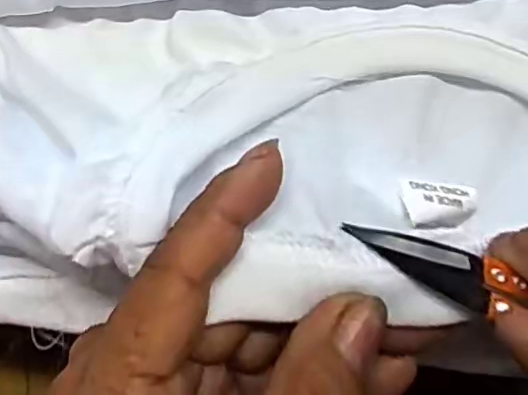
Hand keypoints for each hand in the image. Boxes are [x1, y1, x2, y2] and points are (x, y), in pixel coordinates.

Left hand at [56, 141, 435, 394]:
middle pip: (230, 302)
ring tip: (402, 318)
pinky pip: (257, 386)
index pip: (180, 262)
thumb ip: (305, 393)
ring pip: (255, 347)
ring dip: (330, 337)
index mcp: (124, 365)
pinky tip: (379, 367)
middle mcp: (142, 369)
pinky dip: (316, 377)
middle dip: (312, 287)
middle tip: (382, 266)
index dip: (226, 203)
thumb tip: (361, 311)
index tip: (271, 156)